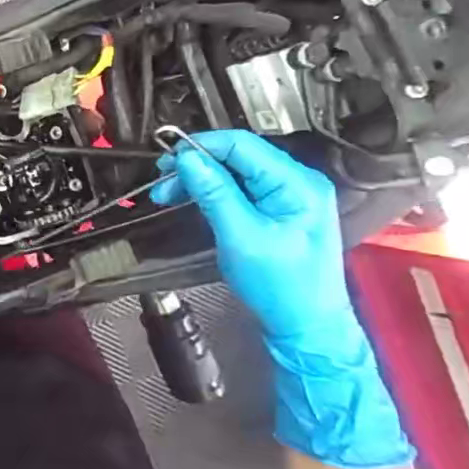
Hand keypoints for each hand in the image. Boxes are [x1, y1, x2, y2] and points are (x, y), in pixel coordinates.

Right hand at [150, 131, 412, 468]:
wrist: (305, 324)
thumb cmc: (283, 286)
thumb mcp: (241, 236)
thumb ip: (215, 193)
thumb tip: (190, 159)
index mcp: (296, 183)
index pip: (242, 145)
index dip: (200, 146)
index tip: (168, 158)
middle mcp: (295, 182)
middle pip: (236, 156)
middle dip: (195, 164)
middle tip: (162, 180)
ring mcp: (286, 196)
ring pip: (234, 172)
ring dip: (199, 179)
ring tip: (168, 194)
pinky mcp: (275, 210)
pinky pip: (238, 189)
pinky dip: (211, 192)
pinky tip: (191, 200)